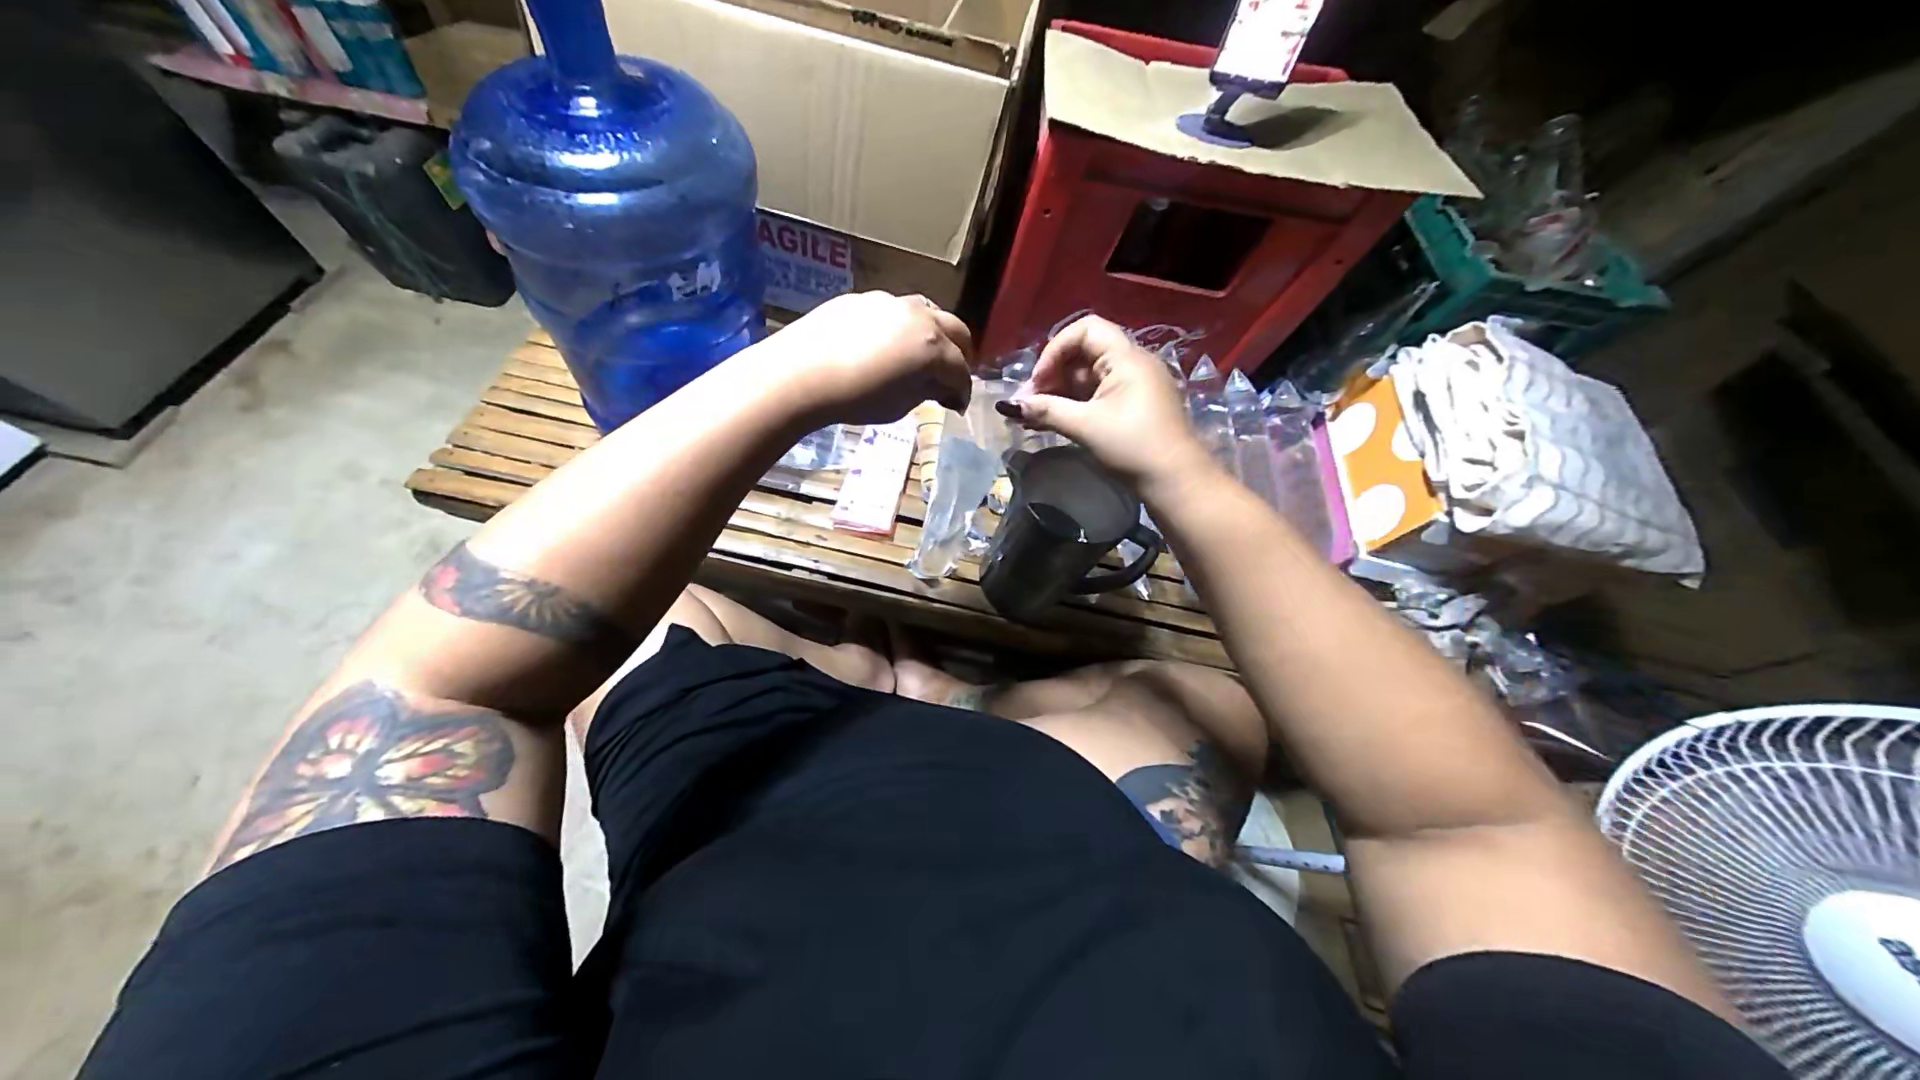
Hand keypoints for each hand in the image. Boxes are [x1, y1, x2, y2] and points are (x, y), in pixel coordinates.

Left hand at [754, 291, 973, 426]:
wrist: (800, 374)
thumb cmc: (855, 398)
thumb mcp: (899, 406)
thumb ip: (926, 391)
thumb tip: (939, 386)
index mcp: (933, 347)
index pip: (960, 370)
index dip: (962, 390)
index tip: (956, 404)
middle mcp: (920, 317)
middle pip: (955, 331)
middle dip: (959, 354)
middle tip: (949, 376)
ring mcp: (891, 303)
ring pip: (927, 312)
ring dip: (934, 334)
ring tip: (921, 355)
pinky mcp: (864, 299)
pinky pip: (895, 311)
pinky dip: (902, 328)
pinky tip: (885, 346)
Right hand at [1002, 315, 1210, 488]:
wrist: (1176, 480)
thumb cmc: (1133, 446)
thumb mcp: (1086, 426)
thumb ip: (1046, 411)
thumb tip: (1009, 406)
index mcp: (1126, 358)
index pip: (1085, 329)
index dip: (1055, 349)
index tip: (1039, 381)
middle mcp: (1132, 363)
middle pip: (1083, 352)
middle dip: (1052, 374)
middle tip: (1030, 403)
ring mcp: (1134, 385)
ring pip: (1087, 376)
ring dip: (1058, 393)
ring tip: (1033, 417)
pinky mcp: (1132, 406)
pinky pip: (1096, 394)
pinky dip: (1073, 405)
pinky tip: (1050, 422)